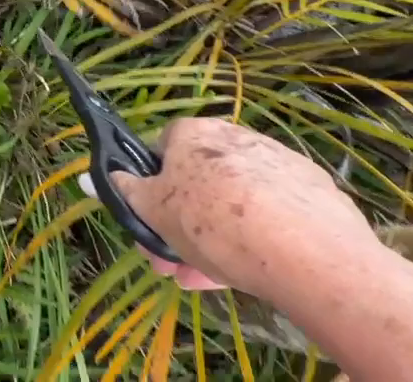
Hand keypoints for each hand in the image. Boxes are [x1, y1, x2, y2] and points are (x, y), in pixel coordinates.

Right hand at [110, 118, 379, 298]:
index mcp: (193, 131)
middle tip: (176, 264)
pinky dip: (261, 241)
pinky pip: (276, 217)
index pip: (162, 153)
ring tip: (207, 282)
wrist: (313, 259)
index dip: (153, 192)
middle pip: (200, 185)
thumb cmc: (214, 223)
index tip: (153, 225)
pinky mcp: (321, 197)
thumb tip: (92, 175)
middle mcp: (236, 137)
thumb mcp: (153, 210)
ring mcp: (282, 166)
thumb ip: (124, 191)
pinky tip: (253, 274)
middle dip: (184, 226)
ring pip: (237, 205)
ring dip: (217, 241)